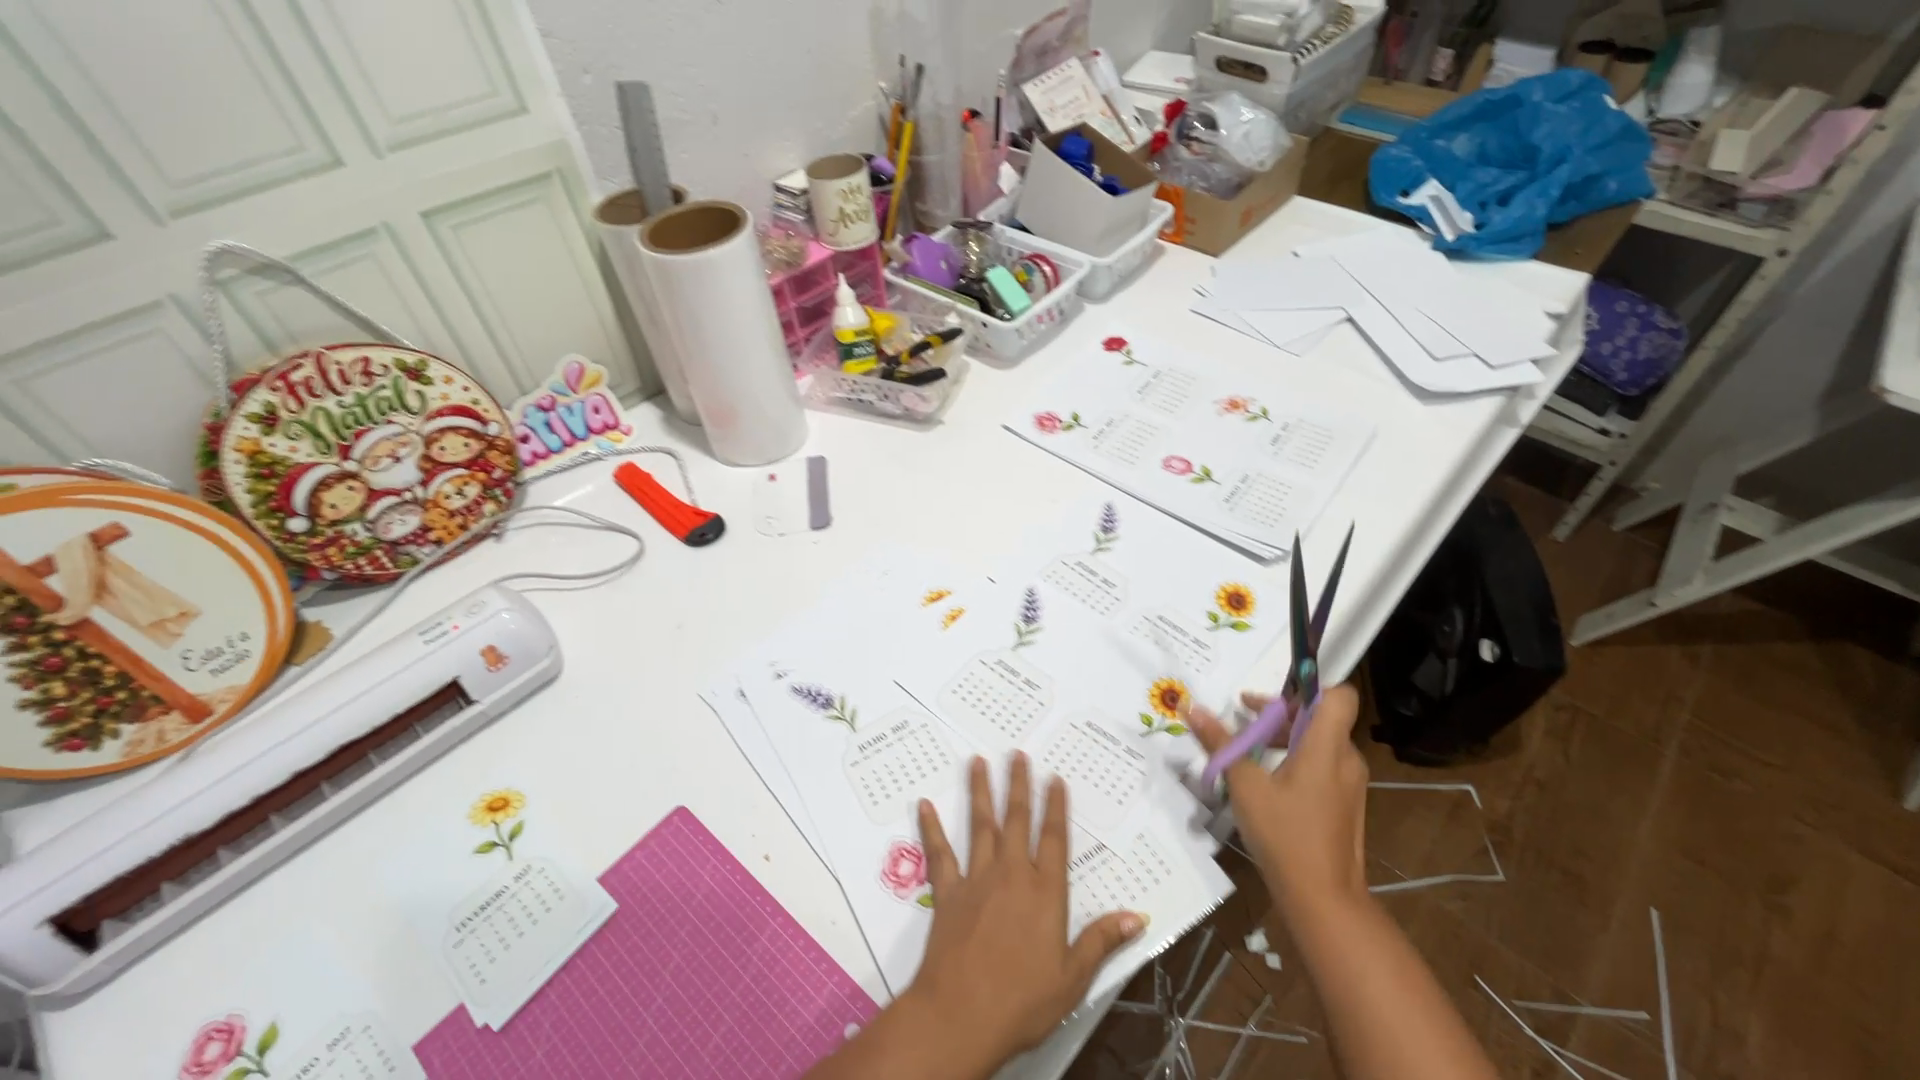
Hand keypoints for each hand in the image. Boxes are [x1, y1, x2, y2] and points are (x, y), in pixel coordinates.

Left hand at [905, 754, 1145, 1069]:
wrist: (960, 1015)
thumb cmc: (1023, 1001)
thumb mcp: (1073, 978)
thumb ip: (1101, 942)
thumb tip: (1138, 917)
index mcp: (1046, 893)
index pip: (1055, 839)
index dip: (1056, 807)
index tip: (1054, 778)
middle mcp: (1011, 875)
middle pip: (1016, 821)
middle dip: (1018, 785)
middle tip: (1017, 753)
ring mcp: (976, 880)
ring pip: (980, 826)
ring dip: (979, 792)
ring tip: (977, 761)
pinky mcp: (946, 893)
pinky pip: (938, 853)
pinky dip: (931, 828)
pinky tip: (924, 805)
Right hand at [1191, 684, 1367, 915]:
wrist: (1323, 897)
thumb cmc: (1284, 834)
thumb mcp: (1244, 785)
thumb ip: (1221, 743)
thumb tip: (1192, 708)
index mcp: (1327, 746)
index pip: (1339, 695)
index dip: (1309, 686)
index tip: (1271, 697)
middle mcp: (1345, 758)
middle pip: (1320, 717)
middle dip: (1280, 713)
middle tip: (1242, 720)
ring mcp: (1349, 783)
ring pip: (1319, 742)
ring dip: (1284, 738)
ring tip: (1247, 752)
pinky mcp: (1344, 804)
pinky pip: (1321, 766)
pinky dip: (1294, 761)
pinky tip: (1265, 782)